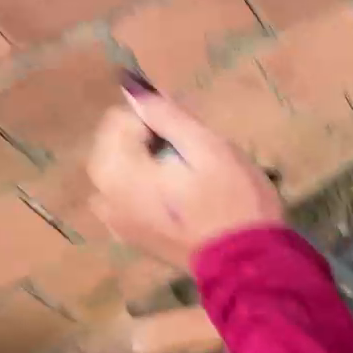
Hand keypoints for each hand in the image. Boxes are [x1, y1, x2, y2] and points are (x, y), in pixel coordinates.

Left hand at [86, 76, 283, 264]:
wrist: (251, 264)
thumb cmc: (236, 204)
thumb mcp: (211, 150)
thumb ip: (168, 116)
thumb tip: (132, 88)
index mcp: (115, 167)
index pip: (126, 118)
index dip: (166, 124)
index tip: (199, 144)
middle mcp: (102, 192)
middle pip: (124, 147)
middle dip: (158, 148)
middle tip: (203, 167)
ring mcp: (116, 221)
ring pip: (131, 175)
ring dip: (156, 172)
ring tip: (196, 189)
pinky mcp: (134, 239)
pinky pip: (136, 202)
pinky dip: (156, 197)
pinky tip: (185, 209)